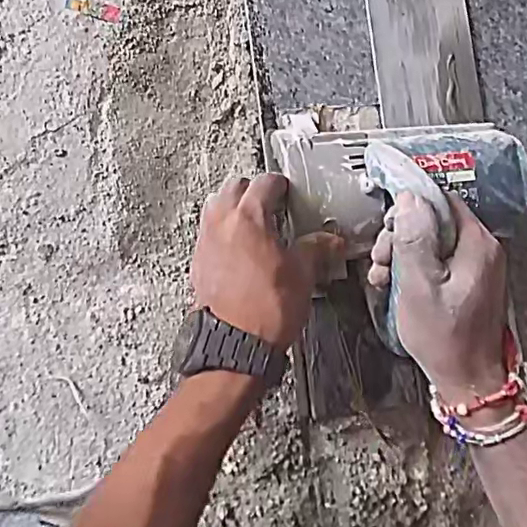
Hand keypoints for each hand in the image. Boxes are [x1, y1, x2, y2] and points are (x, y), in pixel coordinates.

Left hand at [191, 173, 339, 346]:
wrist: (236, 343)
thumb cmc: (265, 310)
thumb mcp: (302, 274)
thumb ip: (315, 249)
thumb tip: (328, 241)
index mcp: (248, 218)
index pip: (264, 184)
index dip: (280, 185)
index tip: (287, 191)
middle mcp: (221, 224)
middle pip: (233, 188)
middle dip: (252, 191)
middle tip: (270, 203)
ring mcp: (206, 243)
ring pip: (215, 208)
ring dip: (232, 208)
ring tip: (252, 223)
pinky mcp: (198, 263)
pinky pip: (208, 234)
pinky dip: (221, 233)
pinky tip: (237, 249)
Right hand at [367, 191, 510, 403]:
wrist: (466, 378)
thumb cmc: (444, 338)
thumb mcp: (418, 285)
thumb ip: (413, 240)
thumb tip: (409, 199)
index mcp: (477, 245)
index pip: (442, 201)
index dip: (410, 208)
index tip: (387, 227)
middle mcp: (482, 250)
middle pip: (434, 221)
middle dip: (401, 235)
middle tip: (381, 260)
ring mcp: (476, 266)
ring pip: (432, 241)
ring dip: (402, 254)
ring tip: (384, 277)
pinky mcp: (467, 281)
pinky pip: (437, 261)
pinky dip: (413, 268)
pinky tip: (396, 285)